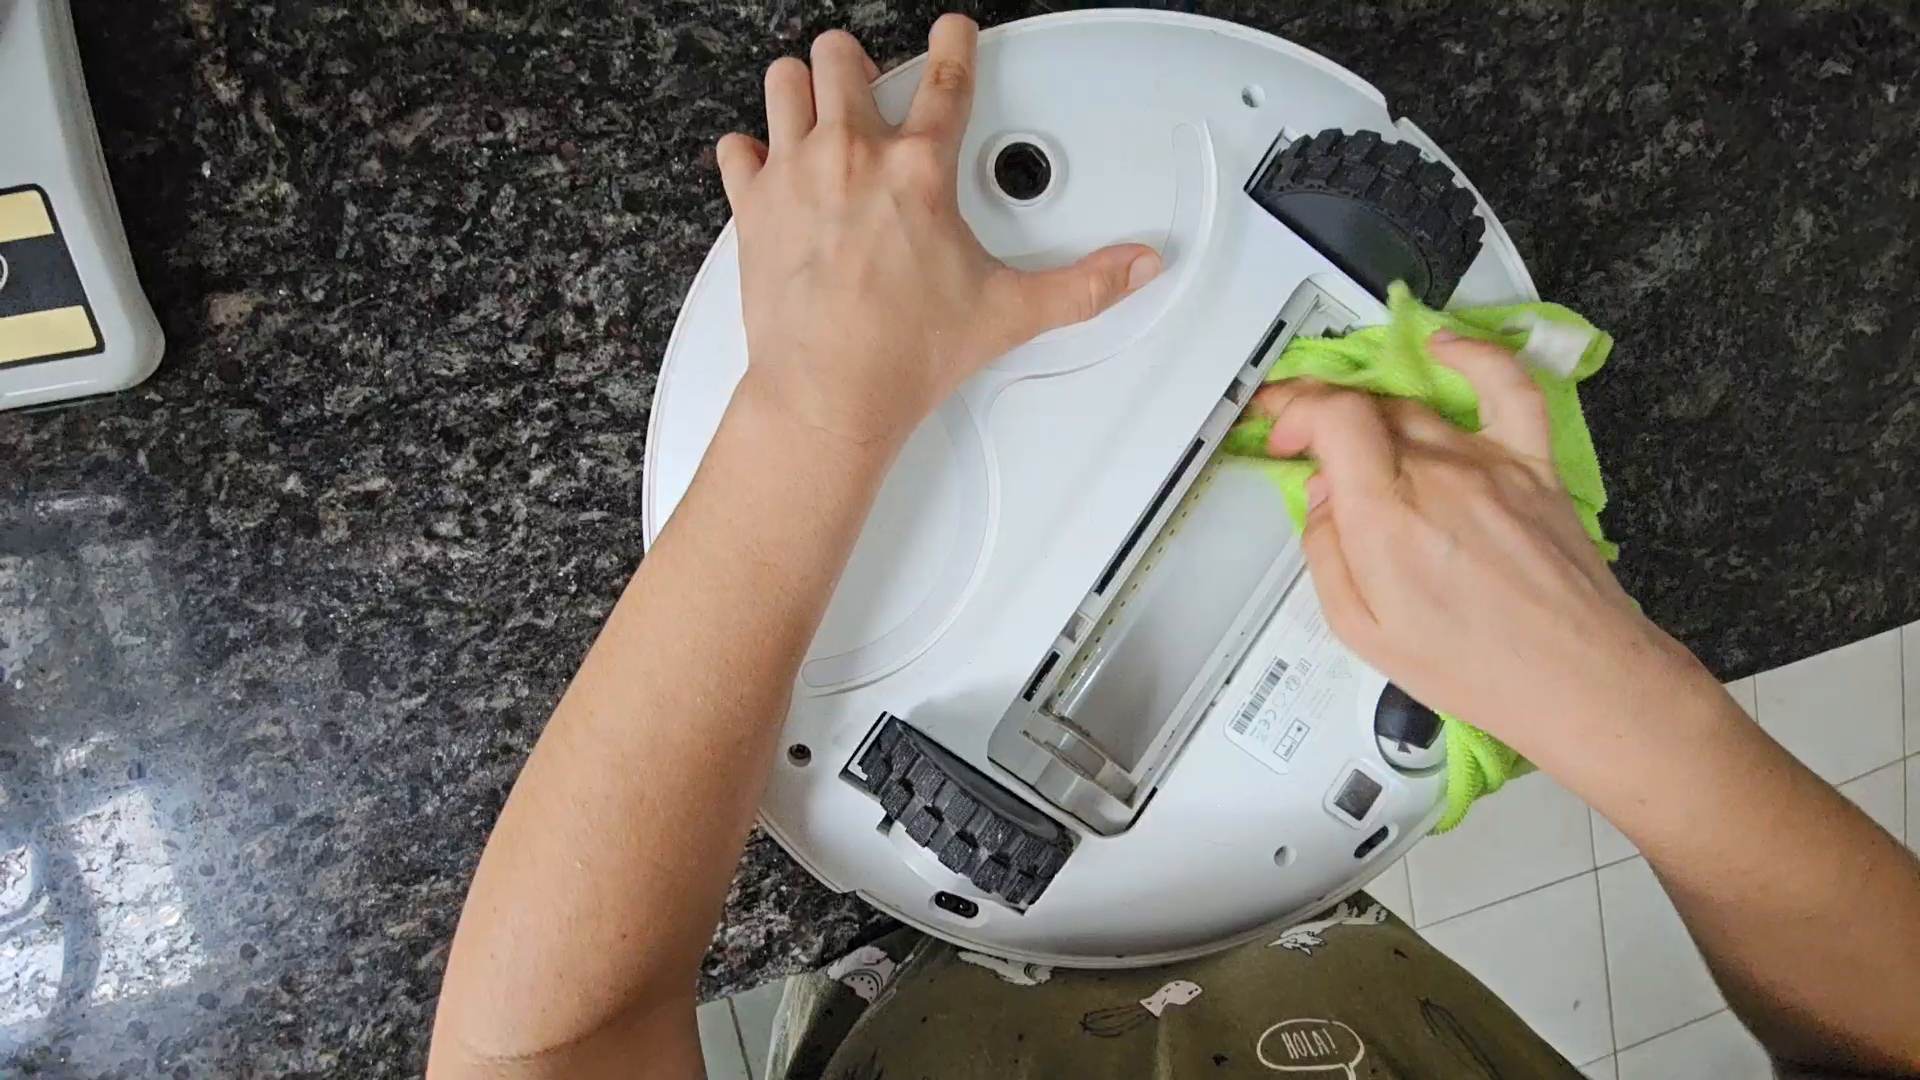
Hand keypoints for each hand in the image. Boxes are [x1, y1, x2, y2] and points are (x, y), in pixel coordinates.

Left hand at [715, 15, 1161, 450]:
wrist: (832, 393)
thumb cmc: (906, 354)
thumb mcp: (1009, 315)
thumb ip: (1082, 287)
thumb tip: (1134, 269)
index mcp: (920, 172)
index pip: (945, 79)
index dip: (954, 47)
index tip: (951, 38)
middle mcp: (852, 156)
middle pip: (845, 59)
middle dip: (858, 66)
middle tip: (868, 91)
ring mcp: (796, 176)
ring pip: (786, 81)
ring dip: (803, 90)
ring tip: (818, 115)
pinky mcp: (754, 209)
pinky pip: (737, 148)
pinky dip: (750, 152)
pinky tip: (766, 168)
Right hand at [1248, 333, 1710, 756]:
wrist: (1578, 680)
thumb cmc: (1464, 664)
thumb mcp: (1356, 626)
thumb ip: (1324, 550)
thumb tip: (1322, 499)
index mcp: (1386, 515)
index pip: (1334, 417)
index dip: (1296, 412)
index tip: (1282, 439)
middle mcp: (1438, 474)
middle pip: (1366, 408)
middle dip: (1317, 410)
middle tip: (1297, 434)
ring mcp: (1491, 464)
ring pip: (1414, 406)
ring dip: (1366, 410)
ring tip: (1345, 428)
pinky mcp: (1534, 466)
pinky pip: (1510, 390)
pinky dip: (1476, 356)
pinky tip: (1445, 346)